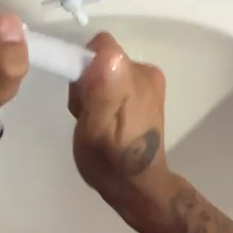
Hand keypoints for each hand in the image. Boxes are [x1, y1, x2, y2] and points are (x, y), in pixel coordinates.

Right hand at [68, 32, 173, 232]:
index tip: (80, 98)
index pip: (98, 46)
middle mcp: (146, 70)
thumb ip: (101, 89)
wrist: (139, 186)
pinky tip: (108, 123)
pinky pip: (118, 83)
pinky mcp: (150, 93)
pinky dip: (107, 99)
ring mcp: (151, 81)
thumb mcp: (95, 128)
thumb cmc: (110, 161)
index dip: (81, 67)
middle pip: (102, 59)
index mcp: (133, 73)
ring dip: (95, 93)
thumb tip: (106, 54)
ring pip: (108, 72)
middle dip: (87, 83)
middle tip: (86, 116)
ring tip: (96, 123)